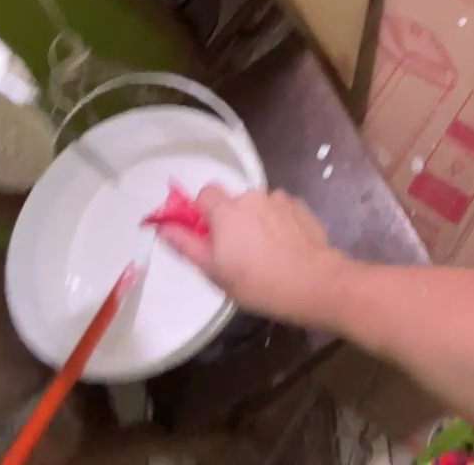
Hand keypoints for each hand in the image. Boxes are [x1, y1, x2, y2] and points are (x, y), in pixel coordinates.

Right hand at [155, 184, 347, 322]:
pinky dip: (277, 223)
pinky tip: (284, 247)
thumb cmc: (256, 281)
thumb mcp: (213, 270)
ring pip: (258, 206)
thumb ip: (186, 244)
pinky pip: (279, 210)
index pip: (205, 192)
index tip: (206, 234)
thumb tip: (162, 226)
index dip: (202, 210)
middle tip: (236, 252)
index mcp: (227, 210)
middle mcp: (253, 196)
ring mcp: (280, 199)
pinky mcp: (300, 206)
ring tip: (264, 253)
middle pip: (233, 201)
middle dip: (231, 220)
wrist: (311, 280)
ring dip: (255, 221)